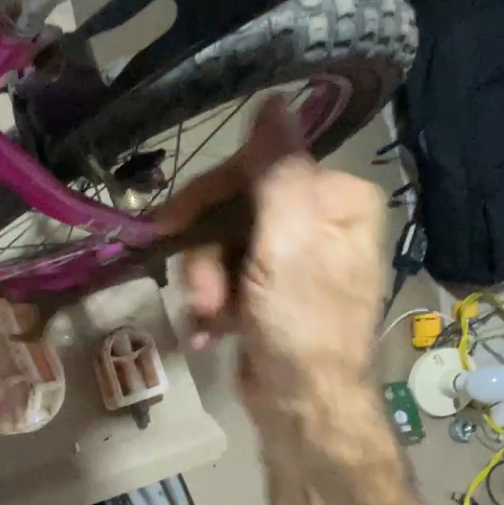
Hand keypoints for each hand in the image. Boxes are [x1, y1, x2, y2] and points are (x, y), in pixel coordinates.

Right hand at [156, 97, 387, 411]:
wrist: (303, 404)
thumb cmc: (301, 323)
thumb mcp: (287, 242)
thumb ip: (277, 172)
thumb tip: (272, 101)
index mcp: (335, 200)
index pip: (257, 171)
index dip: (209, 199)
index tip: (168, 226)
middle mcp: (319, 224)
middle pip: (235, 215)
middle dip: (207, 259)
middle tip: (198, 294)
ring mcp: (294, 264)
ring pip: (223, 253)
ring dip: (206, 289)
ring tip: (211, 321)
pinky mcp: (271, 298)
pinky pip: (228, 285)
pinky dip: (215, 309)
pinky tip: (213, 332)